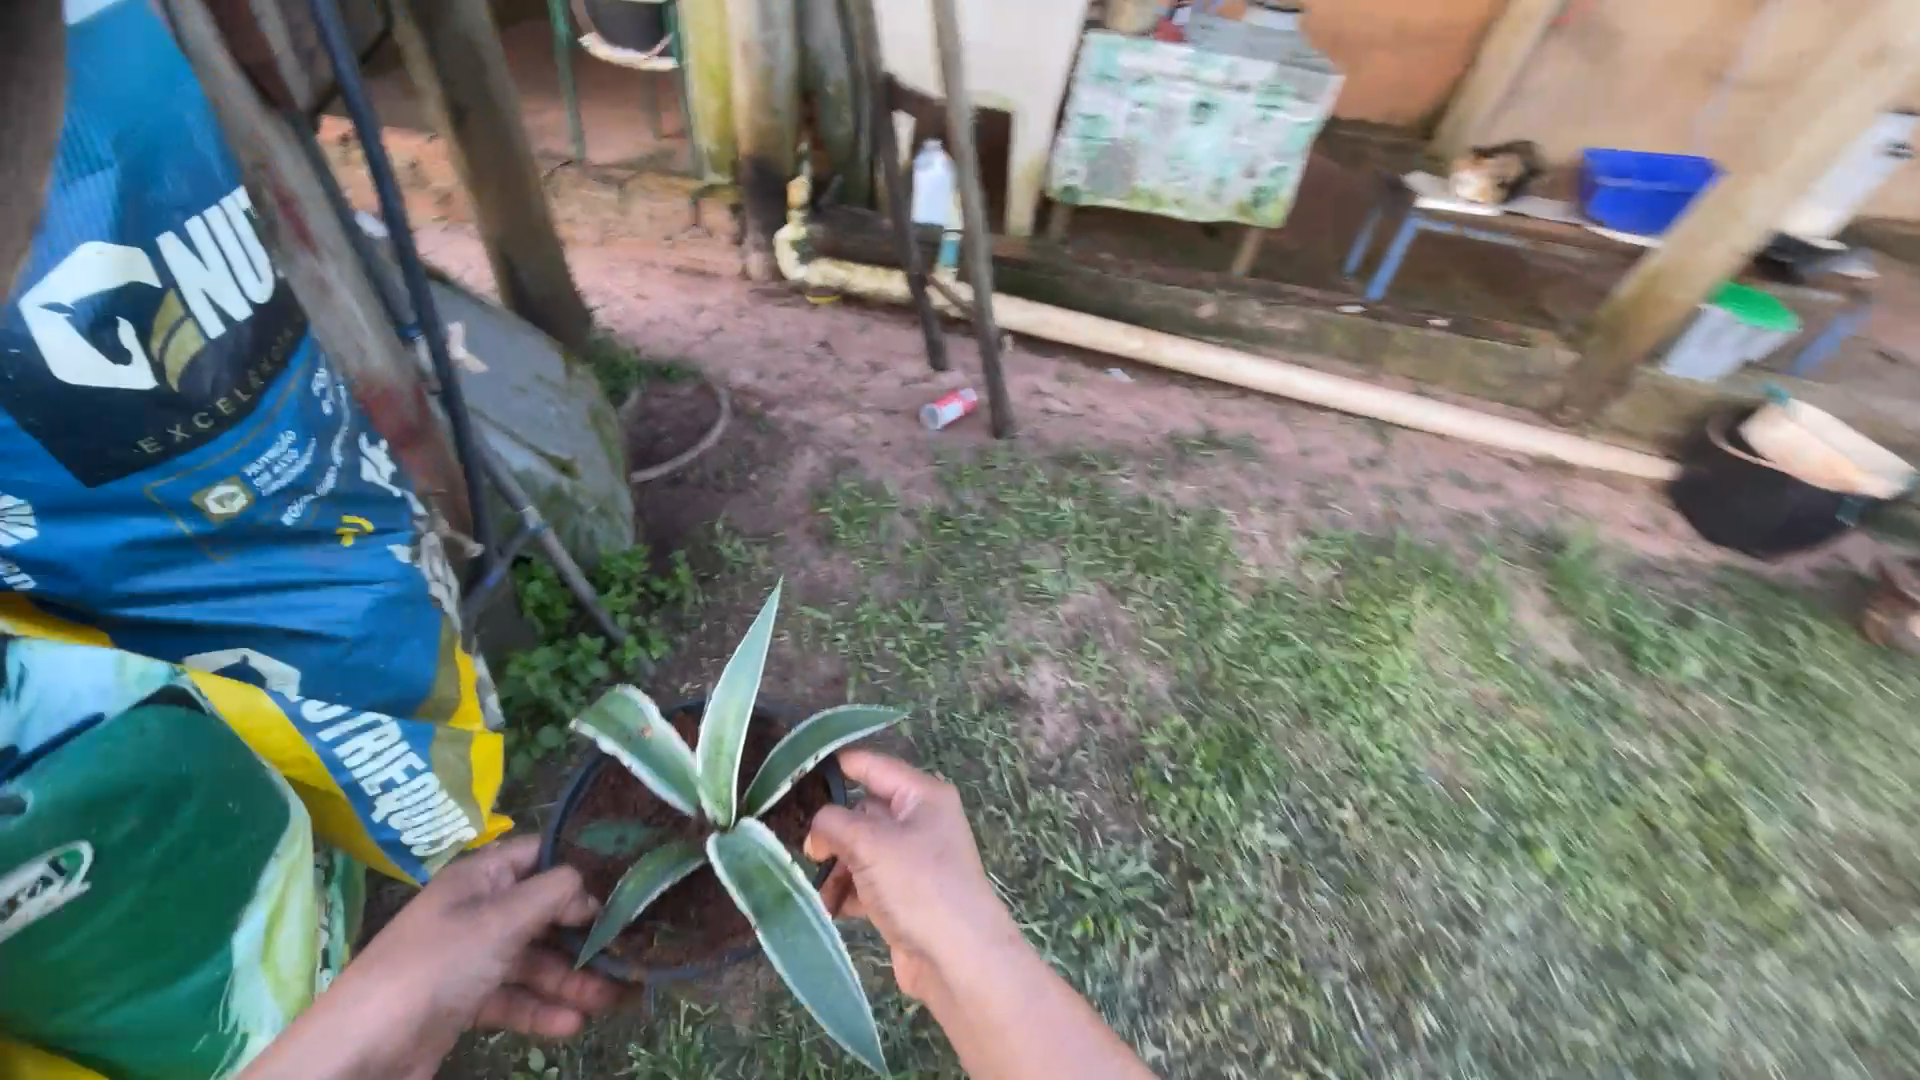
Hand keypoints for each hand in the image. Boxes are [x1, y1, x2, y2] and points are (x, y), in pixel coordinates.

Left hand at [247, 836, 618, 1079]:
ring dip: (571, 978)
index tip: (626, 879)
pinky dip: (542, 1008)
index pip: (541, 854)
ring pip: (533, 959)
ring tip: (614, 997)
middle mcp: (477, 910)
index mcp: (481, 878)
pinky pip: (513, 997)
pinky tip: (573, 1023)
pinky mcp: (463, 1002)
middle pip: (544, 912)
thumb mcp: (502, 920)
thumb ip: (555, 893)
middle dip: (585, 933)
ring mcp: (470, 958)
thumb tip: (590, 888)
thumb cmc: (436, 966)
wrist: (356, 1055)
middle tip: (630, 946)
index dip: (582, 863)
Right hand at [805, 751, 1019, 1001]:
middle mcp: (921, 821)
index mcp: (922, 795)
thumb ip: (833, 824)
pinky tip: (830, 909)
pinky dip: (847, 892)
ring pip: (861, 851)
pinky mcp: (905, 895)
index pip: (873, 766)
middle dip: (833, 832)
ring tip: (816, 890)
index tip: (798, 771)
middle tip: (805, 850)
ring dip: (835, 868)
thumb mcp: (870, 843)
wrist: (958, 958)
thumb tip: (817, 833)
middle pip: (863, 812)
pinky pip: (866, 882)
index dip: (837, 764)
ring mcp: (914, 860)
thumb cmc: (918, 884)